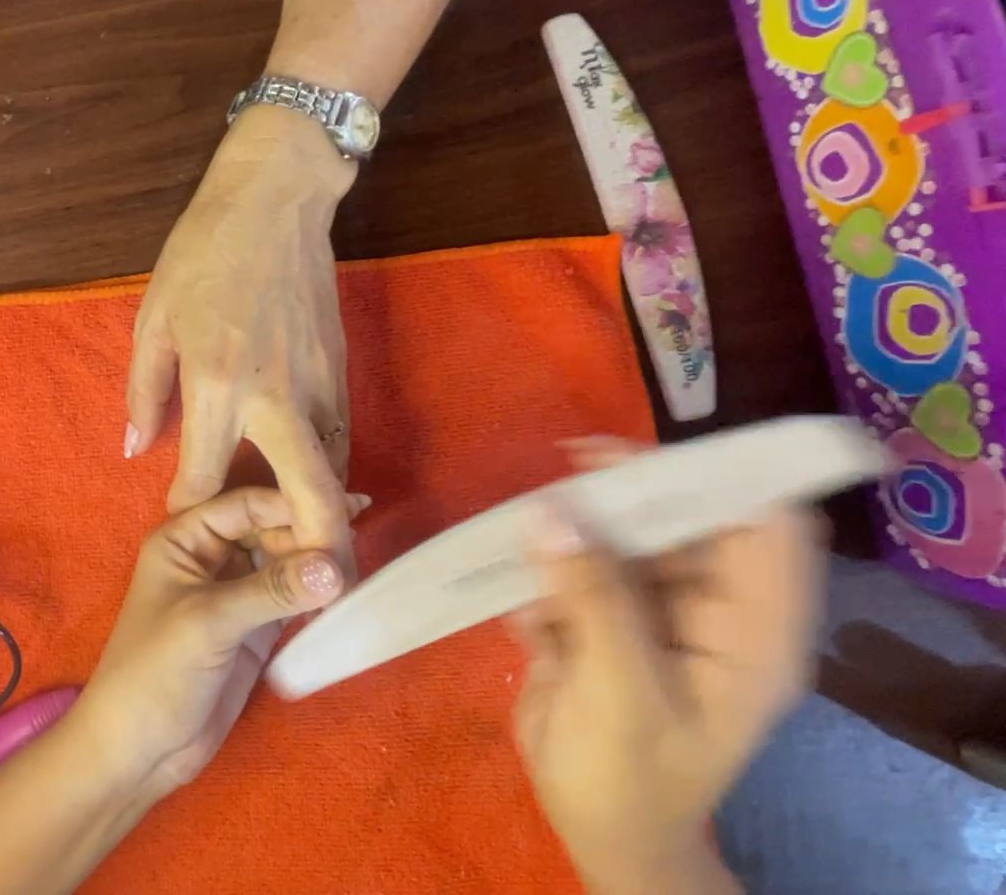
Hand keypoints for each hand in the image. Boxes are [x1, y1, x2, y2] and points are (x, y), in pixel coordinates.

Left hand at [68, 487, 367, 795]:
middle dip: (308, 531)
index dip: (289, 506)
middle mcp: (210, 555)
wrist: (140, 748)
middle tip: (359, 535)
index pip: (245, 505)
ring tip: (362, 559)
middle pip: (268, 527)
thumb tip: (335, 566)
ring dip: (317, 561)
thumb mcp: (208, 624)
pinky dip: (316, 594)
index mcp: (184, 538)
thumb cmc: (155, 672)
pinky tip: (349, 591)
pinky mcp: (254, 626)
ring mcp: (234, 591)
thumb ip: (269, 591)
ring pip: (283, 560)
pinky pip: (291, 597)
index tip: (342, 512)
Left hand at [127, 106, 358, 575]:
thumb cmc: (201, 259)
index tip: (189, 539)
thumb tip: (135, 450)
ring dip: (321, 517)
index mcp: (216, 388)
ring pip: (332, 475)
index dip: (192, 516)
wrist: (274, 204)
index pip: (205, 481)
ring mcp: (319, 389)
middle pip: (304, 500)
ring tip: (303, 549)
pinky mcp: (343, 374)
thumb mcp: (154, 322)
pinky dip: (327, 473)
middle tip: (302, 587)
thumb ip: (144, 394)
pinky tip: (310, 486)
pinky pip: (339, 441)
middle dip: (307, 554)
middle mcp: (274, 401)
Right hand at [511, 439, 822, 894]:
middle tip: (544, 498)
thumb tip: (549, 512)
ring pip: (612, 540)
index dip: (708, 479)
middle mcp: (708, 607)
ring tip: (528, 576)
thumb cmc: (629, 777)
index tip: (620, 459)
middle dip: (611, 505)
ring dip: (563, 546)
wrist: (595, 828)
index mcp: (750, 628)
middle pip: (674, 521)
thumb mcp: (619, 694)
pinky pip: (570, 569)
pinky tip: (529, 628)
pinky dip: (541, 581)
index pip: (759, 523)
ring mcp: (652, 611)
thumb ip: (592, 601)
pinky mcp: (602, 617)